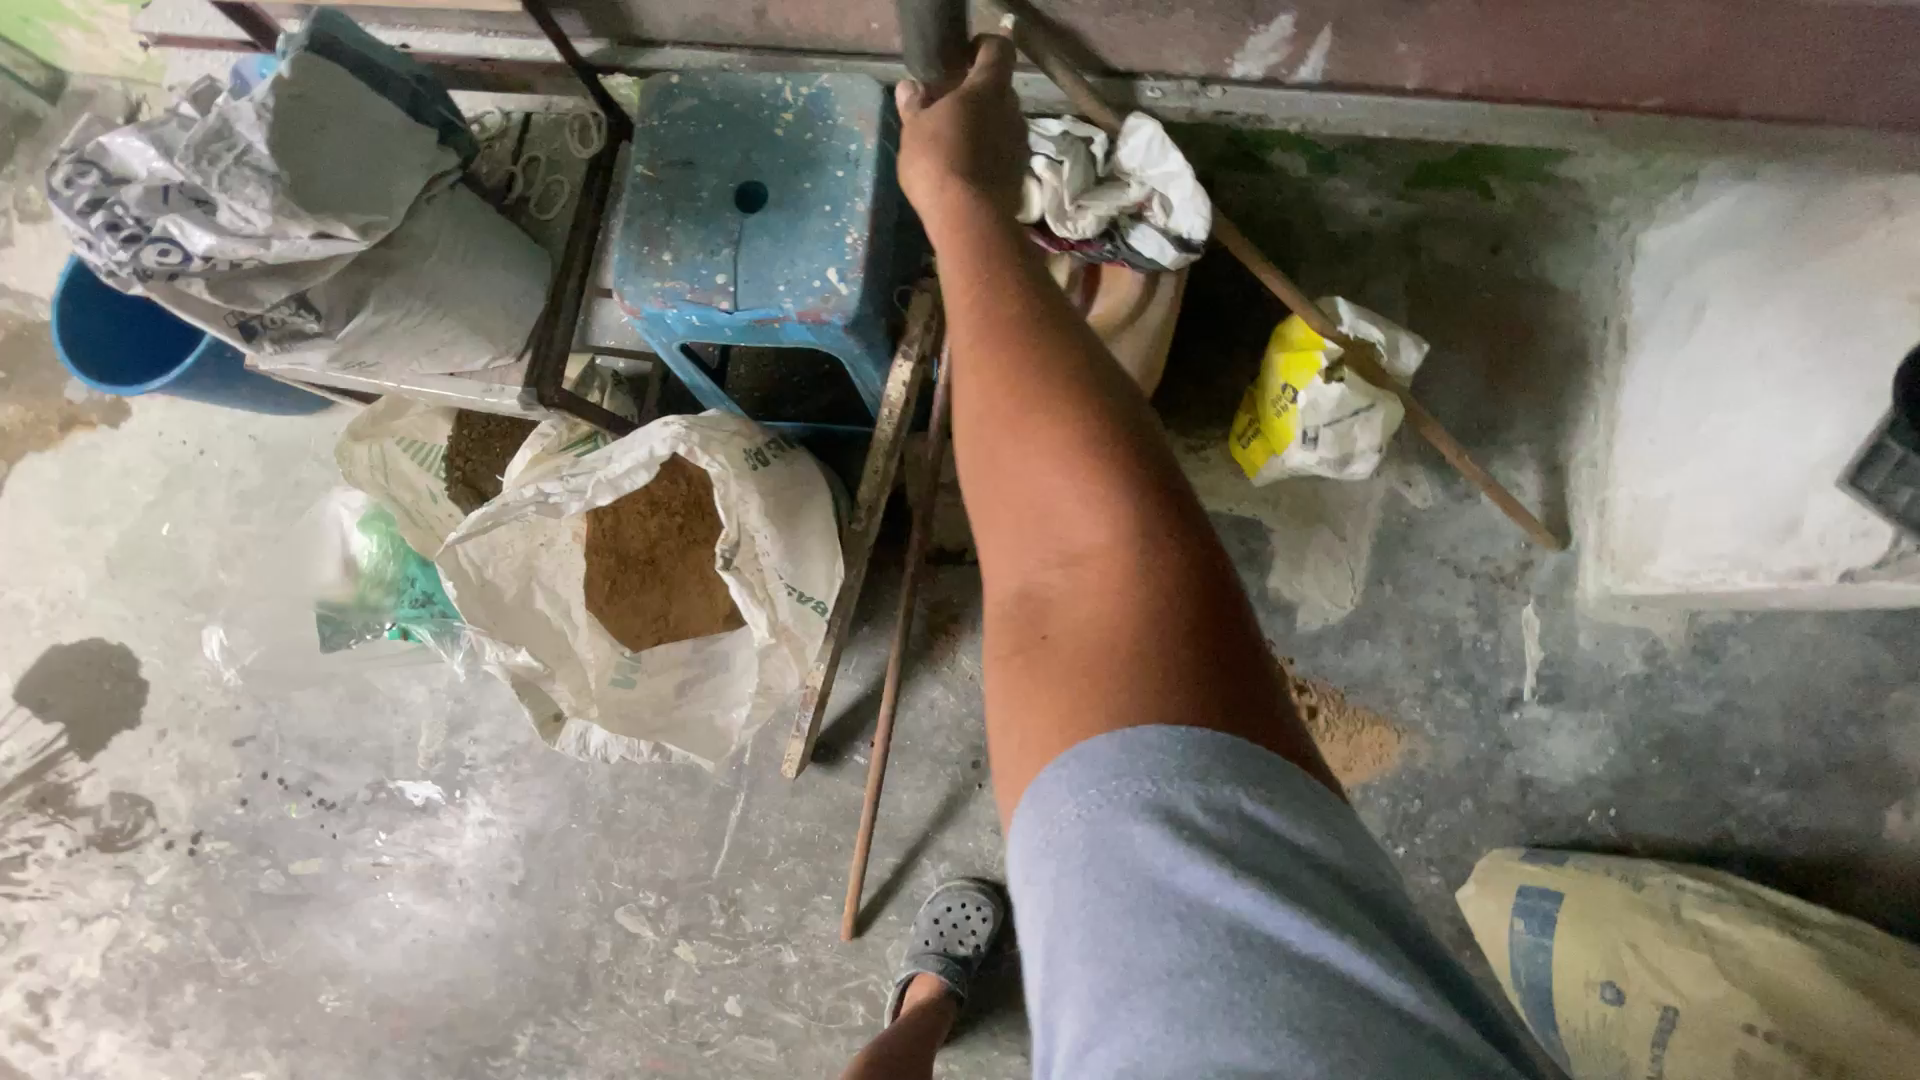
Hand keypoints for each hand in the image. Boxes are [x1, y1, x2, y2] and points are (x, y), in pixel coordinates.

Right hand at [895, 35, 1026, 233]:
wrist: (968, 219)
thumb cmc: (937, 163)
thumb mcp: (914, 131)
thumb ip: (914, 106)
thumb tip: (909, 88)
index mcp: (989, 88)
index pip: (998, 50)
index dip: (982, 48)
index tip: (963, 57)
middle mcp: (1013, 111)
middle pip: (1000, 91)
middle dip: (979, 95)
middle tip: (952, 108)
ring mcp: (1020, 145)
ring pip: (1004, 125)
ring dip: (985, 128)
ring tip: (958, 145)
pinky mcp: (1020, 176)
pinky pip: (1005, 155)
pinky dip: (990, 157)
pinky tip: (969, 172)